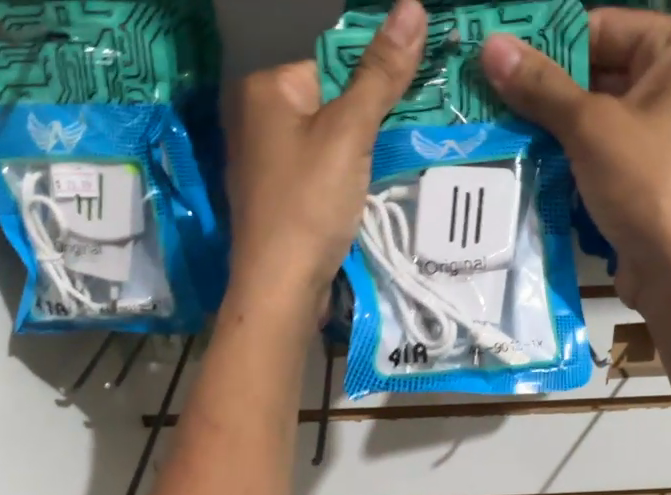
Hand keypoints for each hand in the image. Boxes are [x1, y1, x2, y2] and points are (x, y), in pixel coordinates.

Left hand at [223, 0, 425, 314]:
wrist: (280, 290)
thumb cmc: (308, 205)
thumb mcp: (349, 134)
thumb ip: (381, 74)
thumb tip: (412, 6)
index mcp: (266, 88)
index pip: (332, 60)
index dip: (375, 78)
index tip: (413, 97)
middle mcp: (257, 117)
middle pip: (331, 99)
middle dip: (372, 116)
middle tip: (413, 130)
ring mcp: (265, 162)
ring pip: (329, 138)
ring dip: (365, 150)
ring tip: (396, 161)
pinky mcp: (278, 198)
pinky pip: (321, 171)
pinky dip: (347, 177)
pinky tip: (369, 191)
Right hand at [481, 10, 670, 311]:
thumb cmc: (648, 183)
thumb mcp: (590, 127)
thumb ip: (540, 87)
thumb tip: (490, 46)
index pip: (601, 26)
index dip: (548, 44)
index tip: (496, 59)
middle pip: (597, 68)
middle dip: (544, 87)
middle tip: (485, 93)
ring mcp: (665, 128)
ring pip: (594, 112)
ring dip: (549, 124)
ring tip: (495, 124)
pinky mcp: (647, 169)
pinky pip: (599, 147)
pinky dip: (566, 153)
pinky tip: (524, 158)